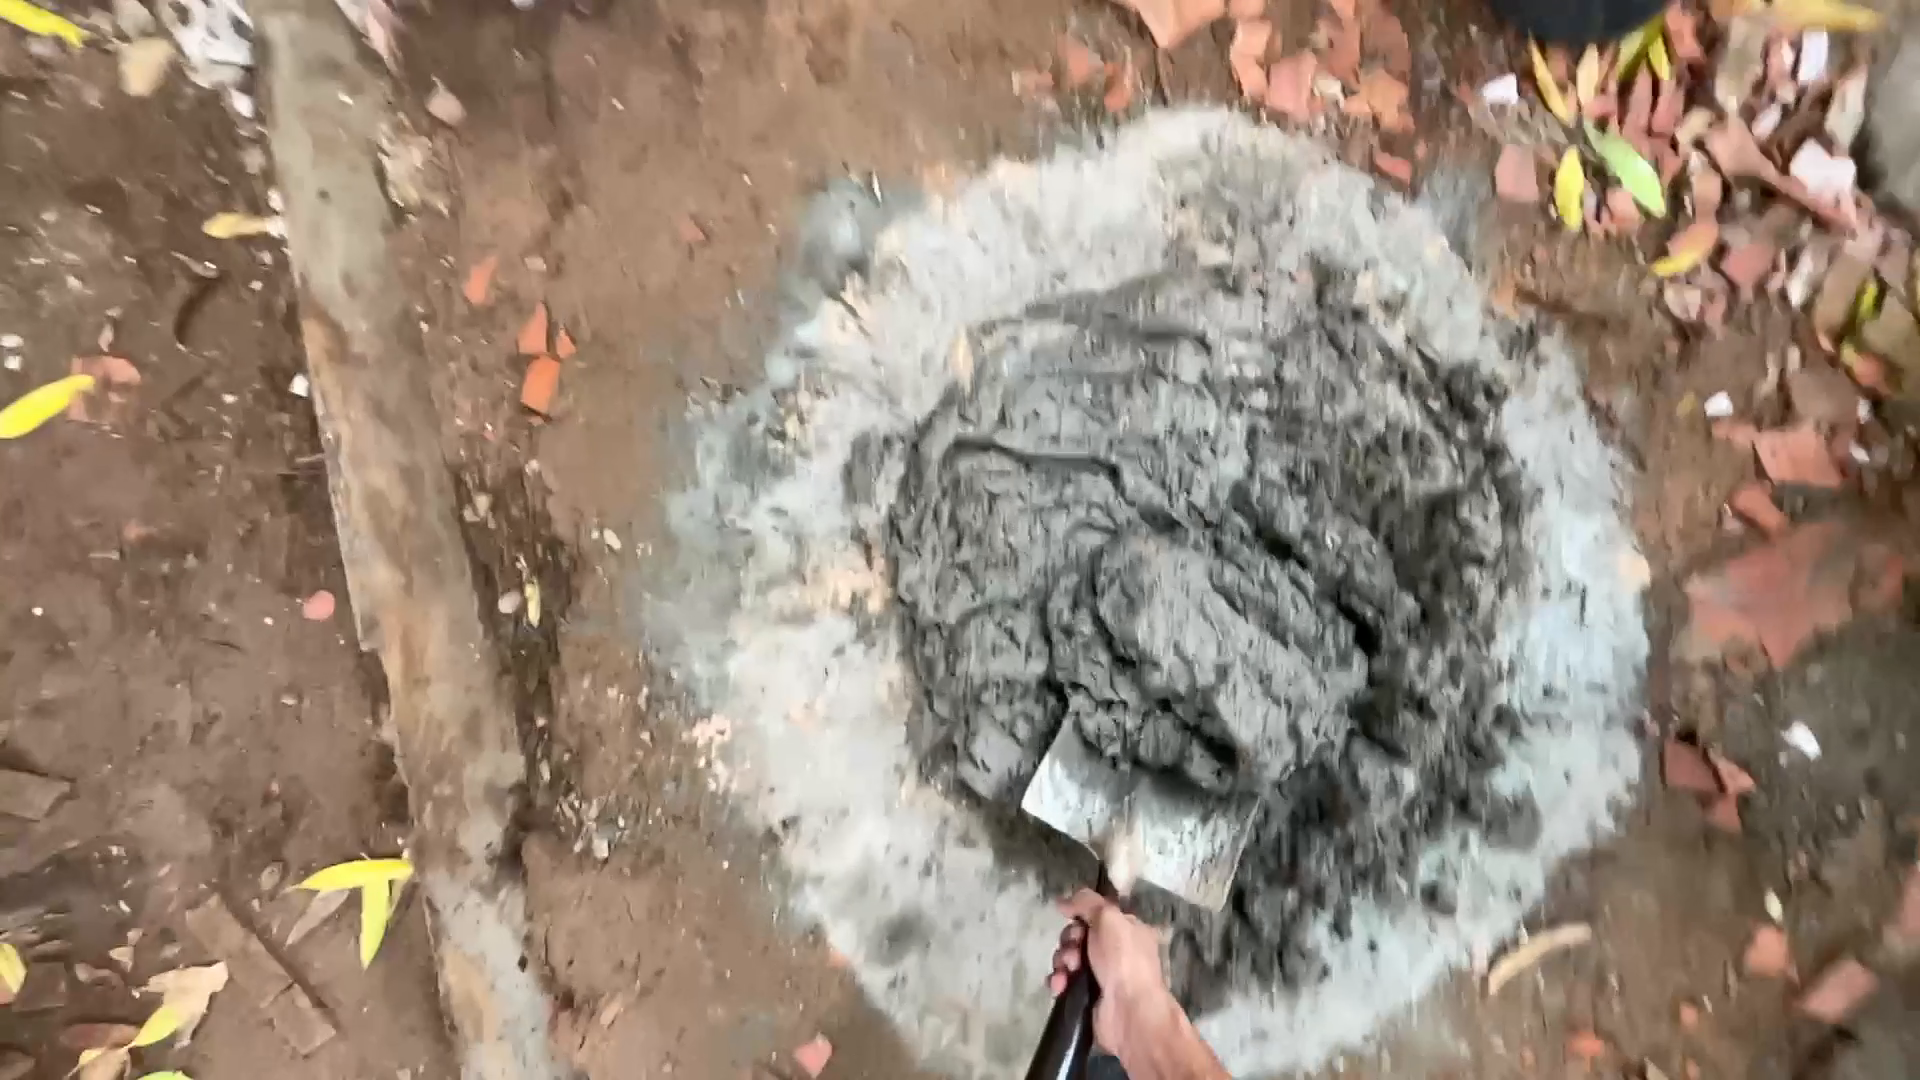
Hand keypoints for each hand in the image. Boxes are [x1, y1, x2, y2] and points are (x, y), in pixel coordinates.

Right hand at [1046, 889, 1179, 1060]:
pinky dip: (1059, 980)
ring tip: (1068, 970)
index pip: (1096, 913)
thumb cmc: (1123, 958)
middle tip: (1075, 949)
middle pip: (1078, 934)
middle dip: (1070, 940)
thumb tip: (1062, 902)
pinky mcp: (1087, 996)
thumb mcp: (1108, 916)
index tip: (1072, 917)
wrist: (1129, 1011)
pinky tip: (1060, 985)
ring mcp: (1101, 974)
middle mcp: (1115, 950)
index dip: (1081, 914)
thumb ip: (1085, 902)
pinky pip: (1064, 980)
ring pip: (1069, 956)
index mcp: (1127, 929)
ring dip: (1062, 960)